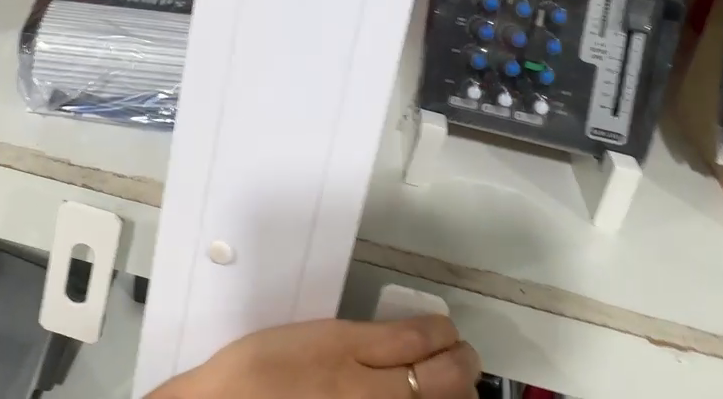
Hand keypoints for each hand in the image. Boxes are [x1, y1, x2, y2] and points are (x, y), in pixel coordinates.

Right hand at [147, 316, 480, 398]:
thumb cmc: (257, 370)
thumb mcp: (312, 337)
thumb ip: (361, 340)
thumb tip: (410, 340)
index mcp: (348, 348)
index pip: (421, 336)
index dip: (445, 332)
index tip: (446, 330)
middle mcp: (365, 390)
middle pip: (446, 378)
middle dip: (464, 363)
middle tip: (463, 358)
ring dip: (457, 396)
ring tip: (453, 389)